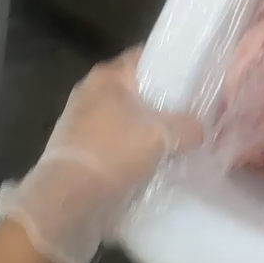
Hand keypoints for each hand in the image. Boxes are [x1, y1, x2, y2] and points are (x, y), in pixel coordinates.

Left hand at [0, 47, 203, 262]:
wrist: (64, 206)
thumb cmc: (112, 154)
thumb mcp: (161, 137)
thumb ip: (187, 127)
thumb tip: (200, 130)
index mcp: (107, 76)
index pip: (146, 56)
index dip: (172, 63)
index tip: (195, 75)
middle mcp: (90, 92)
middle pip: (136, 88)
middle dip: (162, 100)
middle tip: (192, 110)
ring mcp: (80, 122)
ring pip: (125, 117)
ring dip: (146, 128)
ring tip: (177, 139)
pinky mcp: (78, 150)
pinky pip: (114, 141)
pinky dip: (131, 148)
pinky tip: (153, 162)